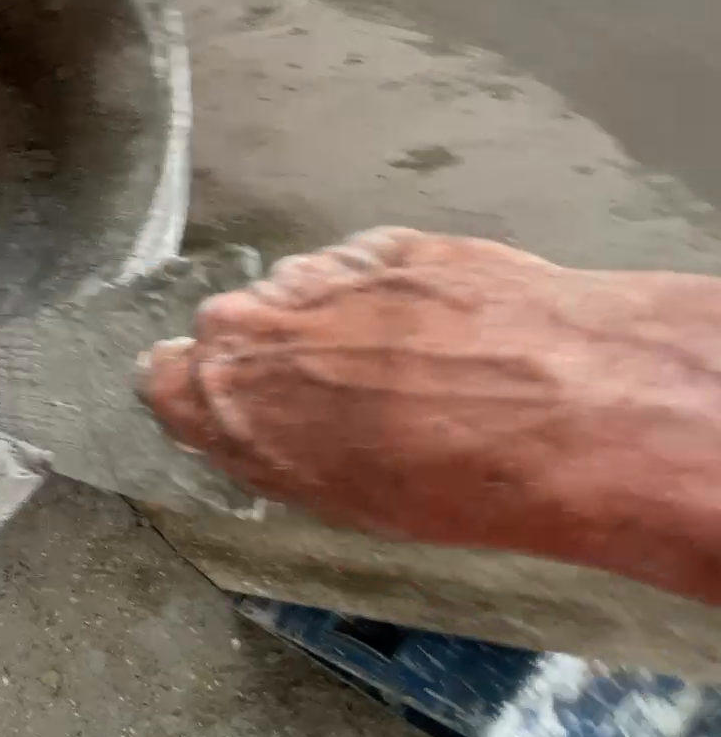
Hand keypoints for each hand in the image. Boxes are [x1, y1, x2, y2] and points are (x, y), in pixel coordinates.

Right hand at [137, 227, 720, 572]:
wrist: (581, 412)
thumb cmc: (435, 482)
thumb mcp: (314, 493)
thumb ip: (243, 443)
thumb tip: (225, 422)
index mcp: (212, 388)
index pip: (155, 375)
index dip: (194, 393)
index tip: (229, 406)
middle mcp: (242, 322)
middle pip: (223, 331)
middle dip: (258, 354)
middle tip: (322, 390)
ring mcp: (312, 275)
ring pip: (288, 296)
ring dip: (317, 321)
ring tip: (394, 359)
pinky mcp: (382, 243)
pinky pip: (352, 269)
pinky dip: (376, 294)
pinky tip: (432, 328)